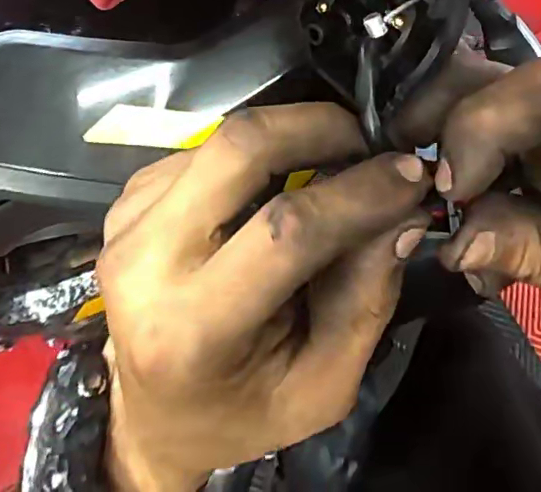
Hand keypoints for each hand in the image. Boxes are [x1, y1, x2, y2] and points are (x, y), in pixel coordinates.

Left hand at [97, 104, 431, 491]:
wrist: (151, 414)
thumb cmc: (241, 409)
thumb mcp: (322, 385)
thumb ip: (367, 296)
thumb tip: (404, 209)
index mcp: (191, 329)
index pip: (284, 230)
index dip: (358, 192)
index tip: (409, 173)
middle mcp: (146, 261)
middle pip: (240, 147)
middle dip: (319, 126)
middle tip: (366, 143)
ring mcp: (131, 219)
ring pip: (227, 137)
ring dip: (293, 133)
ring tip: (334, 159)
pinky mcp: (132, 195)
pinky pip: (210, 147)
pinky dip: (260, 151)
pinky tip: (278, 180)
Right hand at [393, 54, 540, 394]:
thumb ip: (537, 255)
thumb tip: (451, 239)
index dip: (484, 122)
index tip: (454, 189)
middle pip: (516, 79)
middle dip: (454, 117)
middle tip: (417, 176)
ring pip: (508, 97)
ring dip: (460, 135)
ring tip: (435, 191)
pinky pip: (517, 131)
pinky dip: (482, 158)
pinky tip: (472, 203)